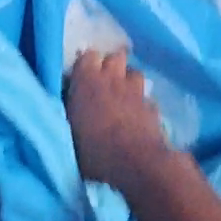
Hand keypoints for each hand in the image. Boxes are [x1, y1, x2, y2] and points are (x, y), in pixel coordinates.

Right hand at [64, 50, 177, 187]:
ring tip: (119, 98)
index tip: (79, 80)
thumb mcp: (68, 135)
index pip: (87, 56)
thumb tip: (67, 105)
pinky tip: (135, 117)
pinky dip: (140, 103)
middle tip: (100, 86)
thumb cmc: (94, 151)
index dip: (85, 66)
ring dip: (126, 81)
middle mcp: (114, 79)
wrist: (137, 164)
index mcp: (87, 82)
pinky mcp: (153, 107)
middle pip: (115, 57)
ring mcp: (137, 91)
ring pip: (133, 73)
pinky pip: (145, 96)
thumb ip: (67, 114)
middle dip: (108, 67)